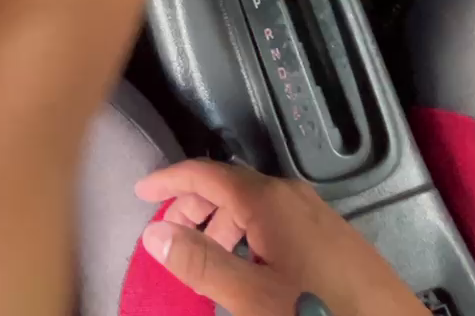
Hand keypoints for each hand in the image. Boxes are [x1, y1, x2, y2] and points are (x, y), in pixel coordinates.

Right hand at [135, 160, 428, 315]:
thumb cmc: (320, 315)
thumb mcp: (253, 299)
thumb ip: (201, 263)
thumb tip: (155, 232)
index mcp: (268, 200)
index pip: (207, 173)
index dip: (170, 180)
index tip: (141, 193)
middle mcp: (292, 195)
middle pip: (229, 185)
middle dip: (194, 205)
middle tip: (169, 236)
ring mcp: (316, 214)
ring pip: (254, 204)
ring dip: (222, 223)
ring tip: (206, 259)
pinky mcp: (333, 238)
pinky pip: (276, 221)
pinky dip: (249, 235)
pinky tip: (249, 269)